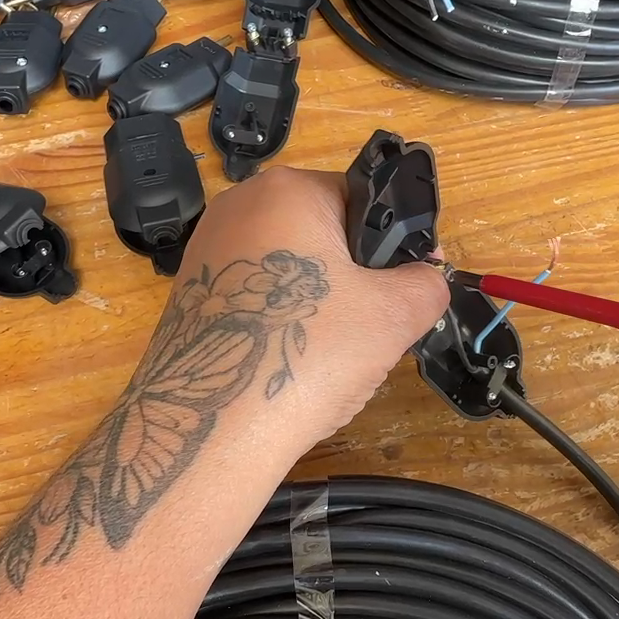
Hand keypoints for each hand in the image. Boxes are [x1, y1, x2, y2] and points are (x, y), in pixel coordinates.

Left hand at [153, 167, 447, 456]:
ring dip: (322, 308)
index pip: (364, 200)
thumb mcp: (394, 316)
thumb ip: (426, 284)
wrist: (216, 428)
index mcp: (288, 190)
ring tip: (331, 355)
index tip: (408, 288)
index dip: (394, 247)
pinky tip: (293, 364)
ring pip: (291, 275)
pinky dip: (284, 326)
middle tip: (371, 331)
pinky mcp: (192, 296)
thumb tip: (426, 277)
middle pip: (324, 238)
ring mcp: (208, 252)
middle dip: (355, 282)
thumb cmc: (311, 355)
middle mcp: (239, 206)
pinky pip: (259, 302)